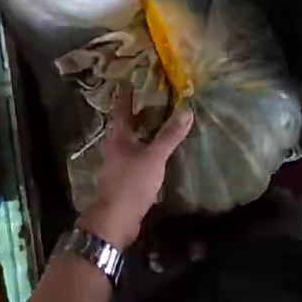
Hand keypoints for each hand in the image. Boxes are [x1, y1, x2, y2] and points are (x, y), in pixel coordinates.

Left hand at [82, 90, 193, 247]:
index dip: (126, 94)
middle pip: (126, 124)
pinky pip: (136, 157)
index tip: (131, 80)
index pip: (121, 108)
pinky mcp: (124, 179)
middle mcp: (115, 146)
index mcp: (118, 136)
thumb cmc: (132, 183)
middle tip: (154, 100)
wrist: (116, 220)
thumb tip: (186, 110)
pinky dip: (146, 150)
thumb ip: (169, 135)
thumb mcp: (154, 157)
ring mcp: (118, 164)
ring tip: (160, 124)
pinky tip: (157, 153)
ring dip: (143, 132)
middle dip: (138, 113)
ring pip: (131, 141)